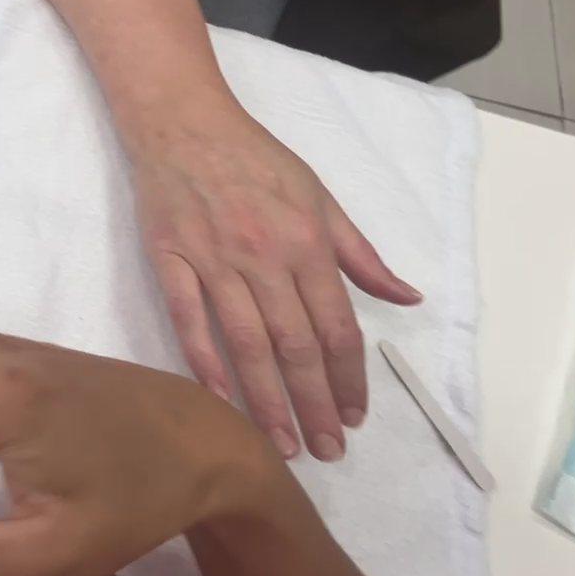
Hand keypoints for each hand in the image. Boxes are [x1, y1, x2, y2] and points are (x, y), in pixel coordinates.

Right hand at [132, 98, 418, 461]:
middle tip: (324, 451)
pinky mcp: (168, 256)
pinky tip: (217, 396)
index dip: (348, 379)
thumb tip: (406, 298)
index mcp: (306, 242)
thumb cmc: (253, 158)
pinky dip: (201, 358)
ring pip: (242, 340)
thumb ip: (358, 251)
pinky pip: (185, 315)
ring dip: (264, 396)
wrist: (184, 124)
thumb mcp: (319, 195)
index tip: (354, 418)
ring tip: (280, 442)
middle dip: (313, 404)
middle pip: (293, 345)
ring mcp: (211, 258)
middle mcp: (263, 256)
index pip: (336, 327)